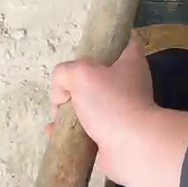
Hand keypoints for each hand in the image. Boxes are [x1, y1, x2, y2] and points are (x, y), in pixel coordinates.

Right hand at [49, 35, 156, 173]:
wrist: (131, 147)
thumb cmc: (111, 102)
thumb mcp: (81, 74)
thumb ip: (64, 74)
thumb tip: (61, 93)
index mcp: (131, 61)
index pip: (125, 39)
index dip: (109, 39)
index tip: (91, 47)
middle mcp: (131, 83)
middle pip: (102, 74)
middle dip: (79, 82)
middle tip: (66, 91)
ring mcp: (124, 110)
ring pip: (94, 103)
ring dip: (73, 110)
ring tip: (57, 117)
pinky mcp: (115, 134)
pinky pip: (89, 129)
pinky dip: (72, 132)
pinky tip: (56, 135)